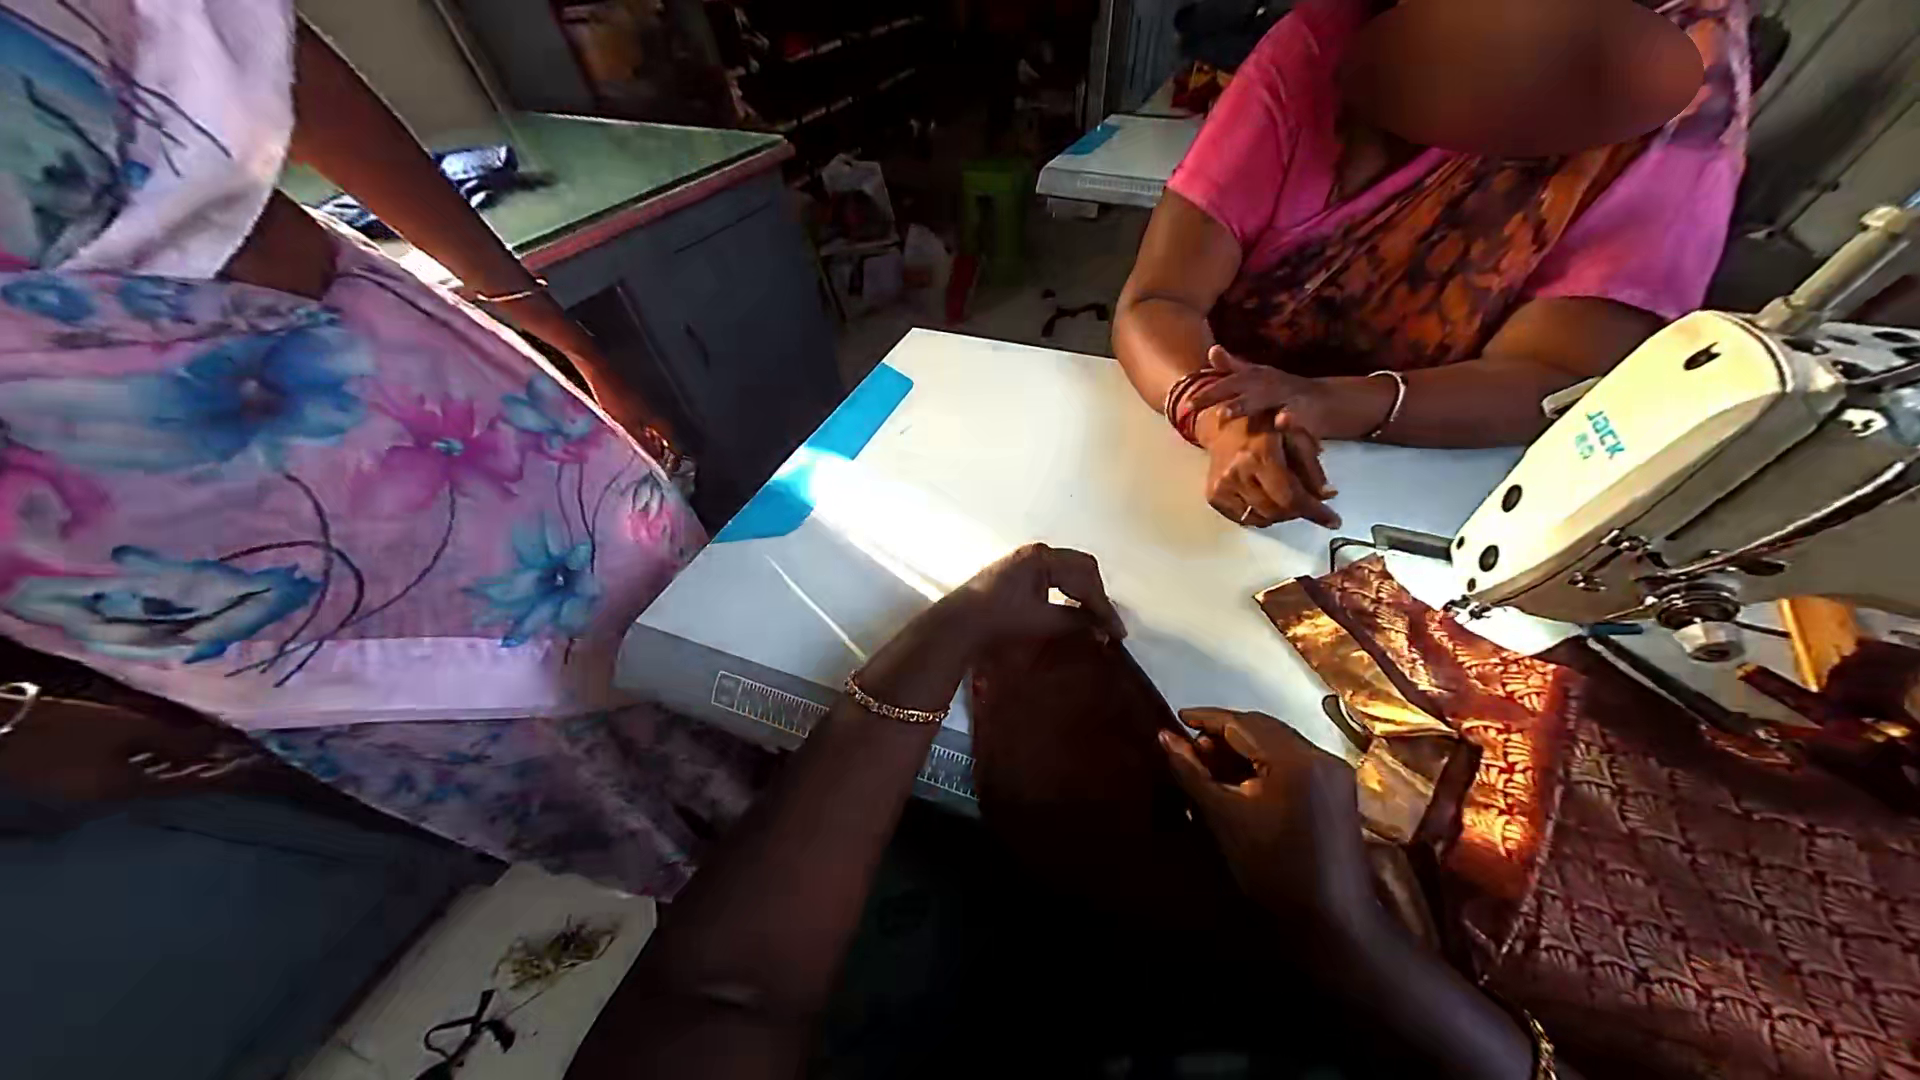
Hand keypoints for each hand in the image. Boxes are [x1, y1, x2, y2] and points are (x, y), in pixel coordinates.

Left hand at [938, 543, 1125, 647]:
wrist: (959, 624)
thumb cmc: (999, 619)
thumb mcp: (1042, 621)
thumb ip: (1076, 620)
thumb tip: (1104, 627)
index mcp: (1043, 557)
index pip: (1086, 575)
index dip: (1104, 604)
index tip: (1117, 631)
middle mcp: (1036, 552)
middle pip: (1080, 568)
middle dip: (1096, 595)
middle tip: (1108, 623)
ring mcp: (1026, 559)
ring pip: (1068, 571)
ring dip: (1083, 593)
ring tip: (1095, 618)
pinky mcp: (1018, 571)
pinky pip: (1054, 576)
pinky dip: (1068, 592)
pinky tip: (1073, 609)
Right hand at [1159, 708, 1375, 933]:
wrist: (1332, 921)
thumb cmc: (1272, 868)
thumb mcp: (1223, 814)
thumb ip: (1191, 771)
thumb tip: (1164, 736)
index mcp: (1296, 759)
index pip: (1242, 723)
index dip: (1207, 718)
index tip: (1178, 716)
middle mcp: (1319, 755)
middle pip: (1262, 728)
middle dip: (1223, 732)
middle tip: (1189, 744)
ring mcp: (1332, 771)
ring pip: (1277, 742)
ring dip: (1242, 746)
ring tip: (1208, 760)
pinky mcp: (1336, 788)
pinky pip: (1291, 758)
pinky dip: (1262, 761)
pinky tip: (1238, 775)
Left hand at [1189, 345, 1340, 430]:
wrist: (1322, 400)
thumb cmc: (1278, 389)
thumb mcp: (1254, 376)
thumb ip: (1231, 367)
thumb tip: (1211, 350)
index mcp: (1254, 377)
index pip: (1227, 384)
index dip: (1207, 393)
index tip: (1187, 405)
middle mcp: (1268, 384)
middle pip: (1243, 391)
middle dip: (1221, 398)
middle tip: (1200, 408)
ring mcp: (1287, 396)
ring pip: (1266, 402)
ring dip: (1248, 406)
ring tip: (1227, 413)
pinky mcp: (1306, 411)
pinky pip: (1298, 416)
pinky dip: (1290, 418)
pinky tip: (1281, 421)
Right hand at [1202, 410, 1339, 528]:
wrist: (1223, 425)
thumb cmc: (1263, 425)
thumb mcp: (1295, 435)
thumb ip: (1311, 466)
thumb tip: (1327, 496)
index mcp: (1259, 454)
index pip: (1290, 495)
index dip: (1314, 511)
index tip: (1333, 521)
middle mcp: (1237, 473)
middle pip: (1276, 510)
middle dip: (1298, 512)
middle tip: (1309, 505)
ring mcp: (1222, 486)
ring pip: (1261, 518)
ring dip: (1281, 515)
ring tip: (1288, 501)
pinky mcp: (1213, 495)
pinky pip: (1243, 519)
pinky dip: (1261, 516)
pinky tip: (1268, 502)